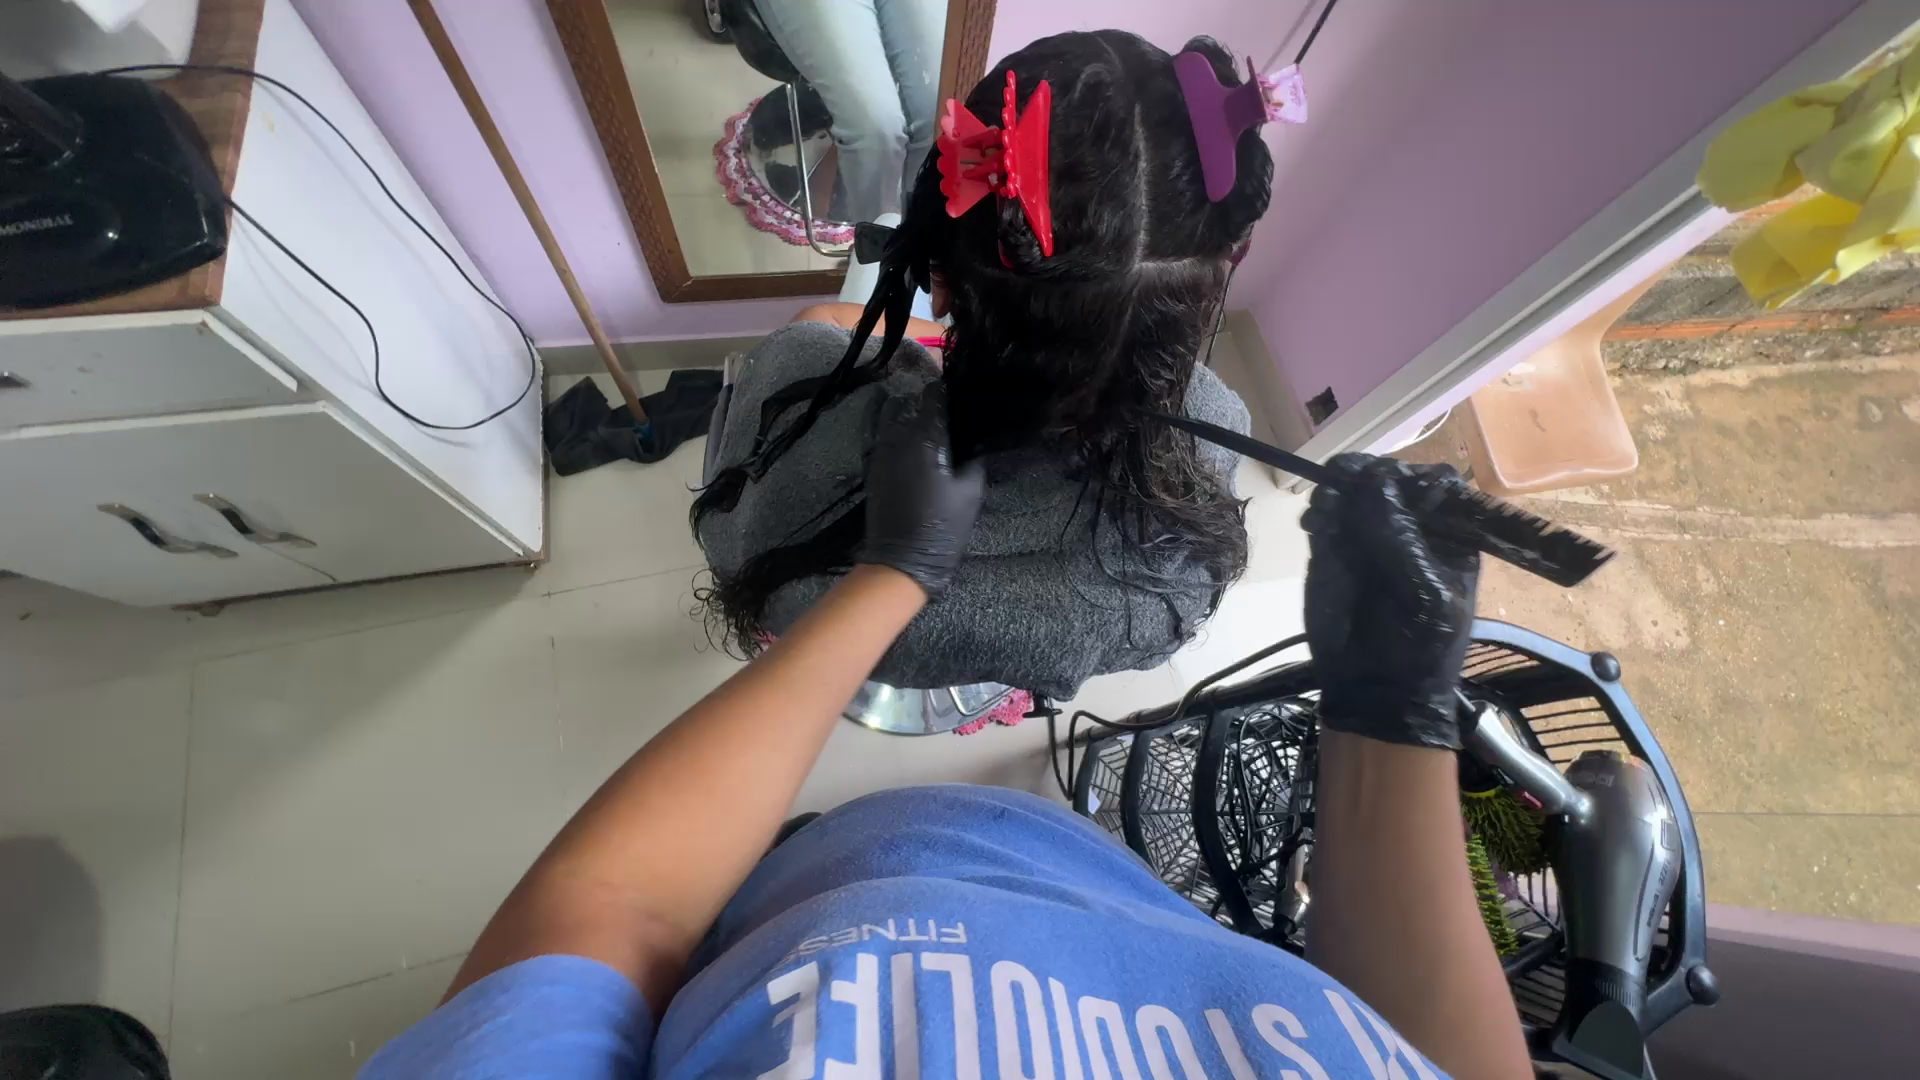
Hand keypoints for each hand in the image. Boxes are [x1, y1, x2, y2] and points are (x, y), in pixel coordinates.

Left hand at [858, 383, 985, 599]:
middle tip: (938, 402)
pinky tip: (895, 423)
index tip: (955, 387)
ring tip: (915, 409)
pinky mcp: (870, 467)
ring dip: (901, 408)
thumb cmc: (941, 528)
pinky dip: (882, 422)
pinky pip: (874, 433)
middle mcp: (898, 438)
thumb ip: (974, 461)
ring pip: (886, 415)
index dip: (944, 390)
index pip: (934, 399)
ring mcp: (880, 452)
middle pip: (908, 402)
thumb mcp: (971, 493)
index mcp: (926, 439)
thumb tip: (974, 443)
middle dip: (922, 398)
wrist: (901, 560)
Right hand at [1303, 454, 1479, 749]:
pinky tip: (1314, 524)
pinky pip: (1323, 519)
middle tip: (1342, 477)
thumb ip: (1398, 536)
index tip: (1383, 480)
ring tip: (1325, 506)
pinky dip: (1317, 513)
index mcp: (1448, 536)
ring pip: (1349, 494)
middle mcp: (1406, 530)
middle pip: (1385, 481)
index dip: (1408, 475)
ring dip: (1336, 489)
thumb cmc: (1419, 644)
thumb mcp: (1423, 590)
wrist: (1375, 689)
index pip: (1434, 484)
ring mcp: (1365, 539)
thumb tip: (1374, 478)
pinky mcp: (1330, 553)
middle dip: (1364, 475)